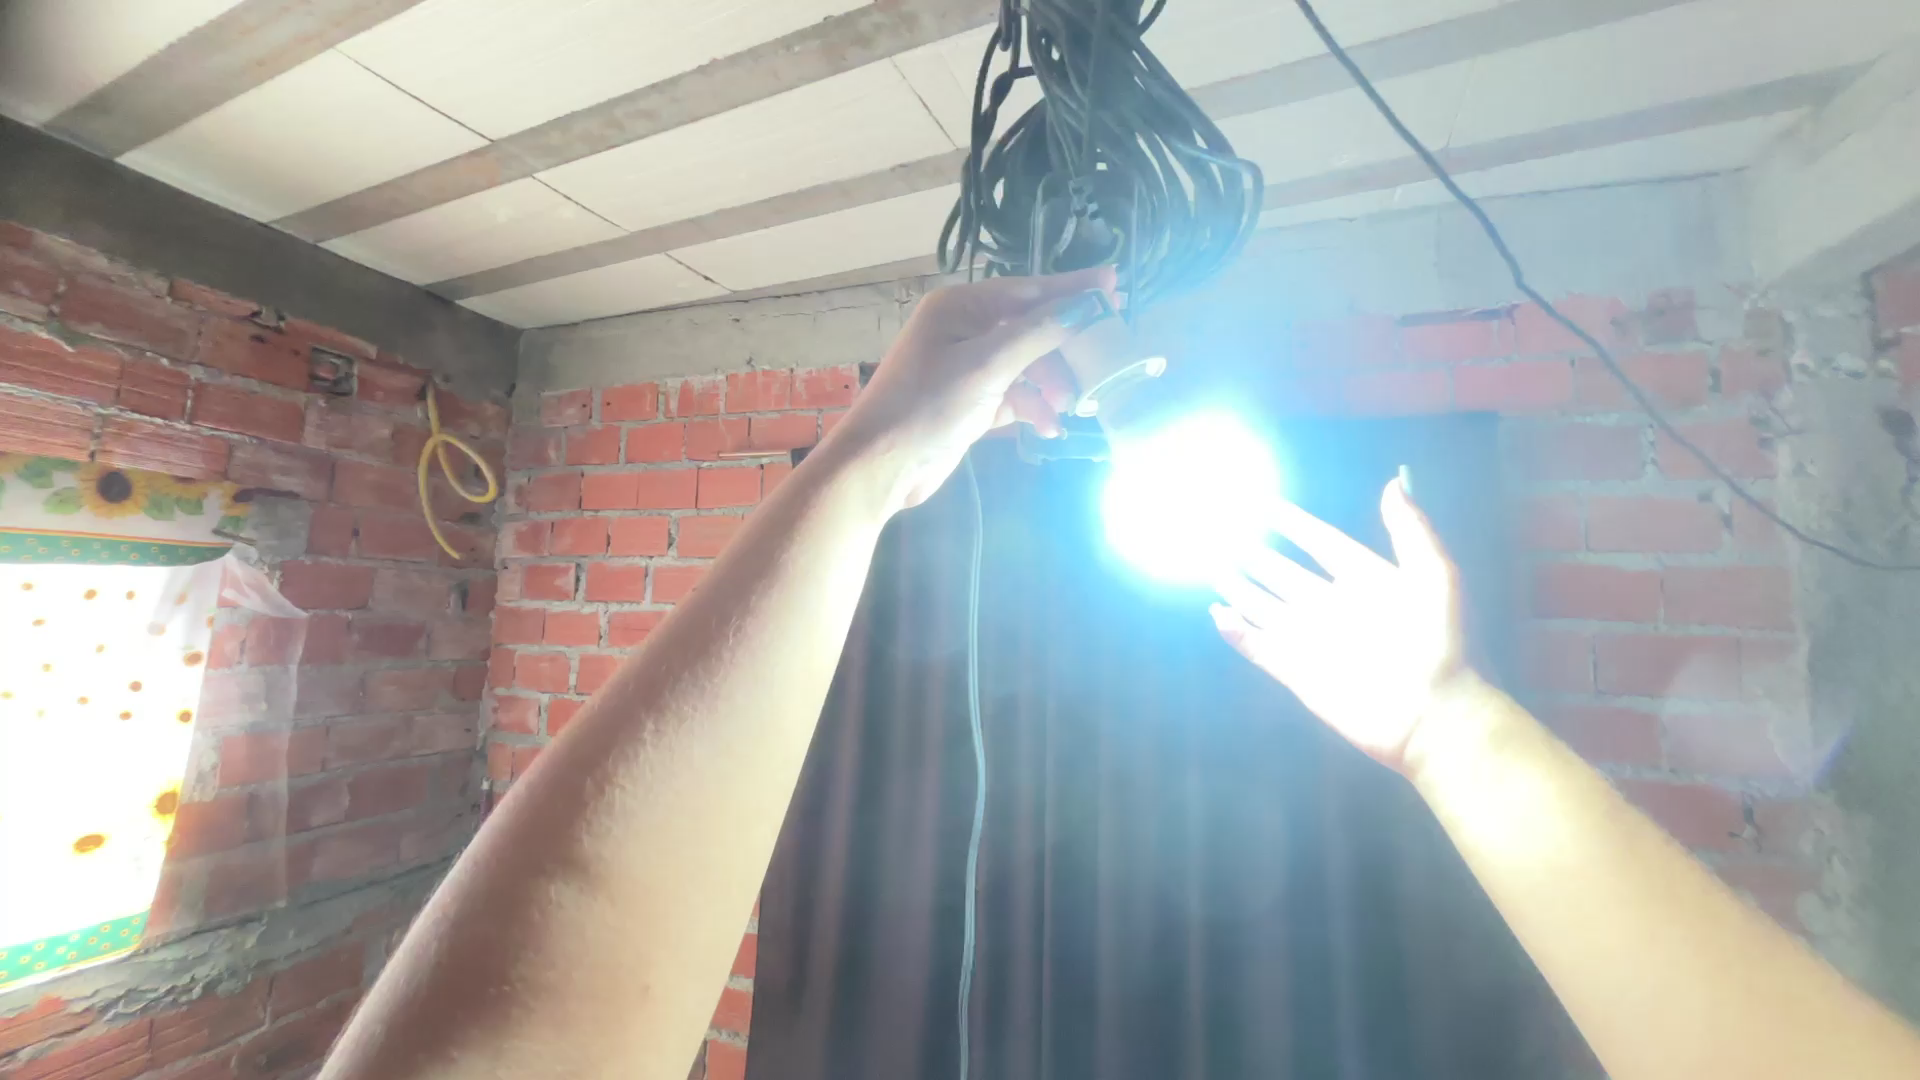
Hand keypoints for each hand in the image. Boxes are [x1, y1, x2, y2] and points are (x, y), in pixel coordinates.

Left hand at [827, 267, 1116, 508]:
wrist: (882, 466)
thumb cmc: (928, 406)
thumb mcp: (987, 366)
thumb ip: (1038, 334)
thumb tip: (1086, 306)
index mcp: (960, 307)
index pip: (1027, 289)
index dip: (1072, 290)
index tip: (1115, 286)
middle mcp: (963, 331)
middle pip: (1030, 329)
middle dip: (1062, 351)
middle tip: (1104, 359)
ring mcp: (966, 369)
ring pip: (1024, 366)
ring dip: (1049, 386)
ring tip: (1070, 407)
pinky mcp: (969, 404)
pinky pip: (1012, 397)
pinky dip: (1031, 409)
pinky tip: (1049, 428)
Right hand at [1211, 477, 1470, 775]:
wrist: (1434, 715)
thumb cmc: (1441, 644)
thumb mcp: (1435, 577)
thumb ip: (1412, 530)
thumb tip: (1393, 481)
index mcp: (1365, 581)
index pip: (1320, 543)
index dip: (1293, 524)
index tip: (1263, 504)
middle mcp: (1332, 606)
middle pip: (1283, 574)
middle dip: (1255, 555)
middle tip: (1224, 534)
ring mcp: (1312, 639)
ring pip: (1265, 606)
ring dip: (1239, 588)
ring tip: (1214, 568)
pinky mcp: (1295, 671)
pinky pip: (1258, 646)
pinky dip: (1236, 632)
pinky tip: (1217, 613)